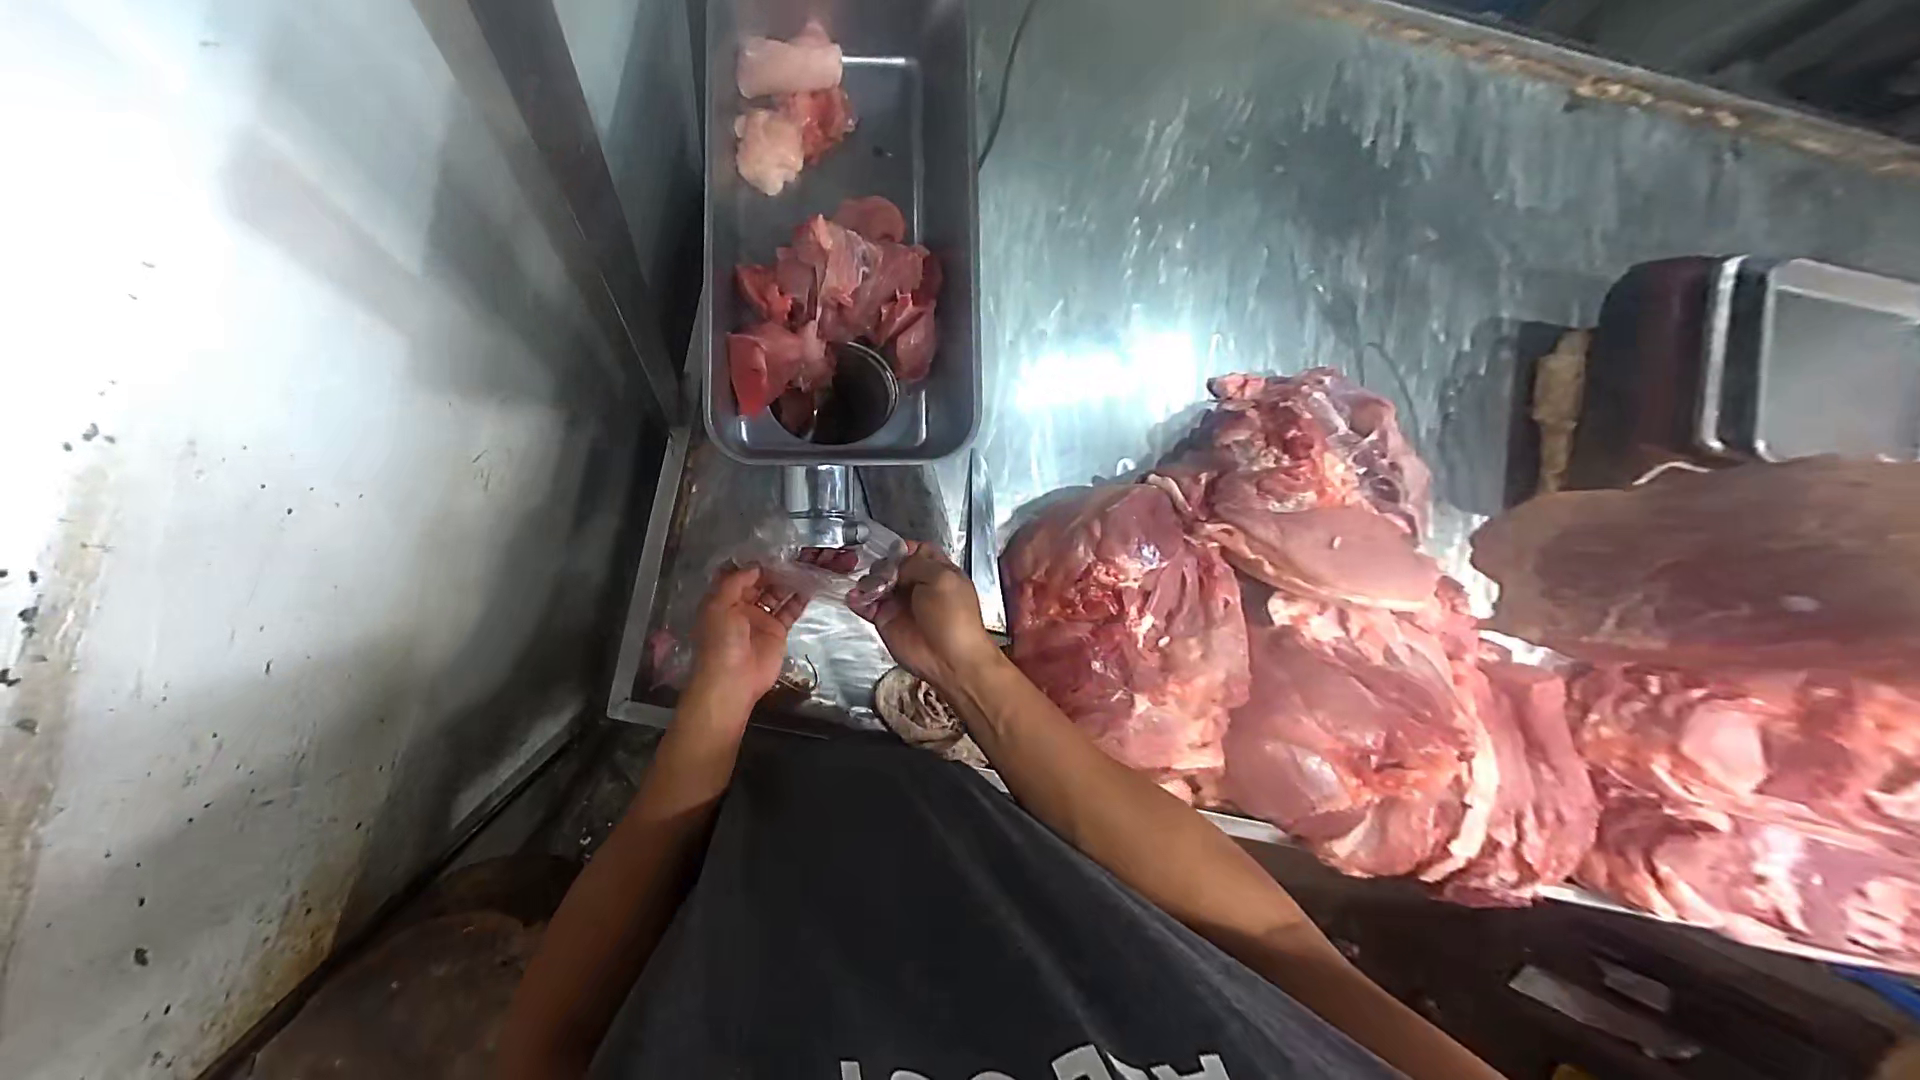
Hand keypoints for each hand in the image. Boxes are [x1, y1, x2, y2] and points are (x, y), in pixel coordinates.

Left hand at [684, 565, 807, 717]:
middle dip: (774, 570)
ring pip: (776, 595)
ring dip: (788, 582)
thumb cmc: (720, 642)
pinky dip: (799, 600)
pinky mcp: (777, 631)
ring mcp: (761, 619)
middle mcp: (742, 607)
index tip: (769, 550)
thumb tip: (755, 566)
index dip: (752, 563)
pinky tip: (810, 587)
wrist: (732, 680)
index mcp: (723, 600)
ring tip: (804, 568)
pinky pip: (790, 611)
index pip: (738, 576)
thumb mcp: (718, 606)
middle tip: (792, 556)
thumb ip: (735, 582)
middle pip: (760, 583)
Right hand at [850, 542, 1000, 697]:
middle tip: (882, 574)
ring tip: (870, 588)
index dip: (901, 548)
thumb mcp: (942, 579)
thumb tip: (894, 566)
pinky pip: (866, 605)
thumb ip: (916, 564)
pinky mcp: (886, 620)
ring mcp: (900, 602)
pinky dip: (857, 600)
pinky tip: (856, 598)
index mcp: (937, 571)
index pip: (915, 550)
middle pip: (890, 564)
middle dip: (881, 565)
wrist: (950, 659)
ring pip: (876, 583)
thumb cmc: (954, 618)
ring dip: (867, 582)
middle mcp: (917, 584)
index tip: (889, 550)